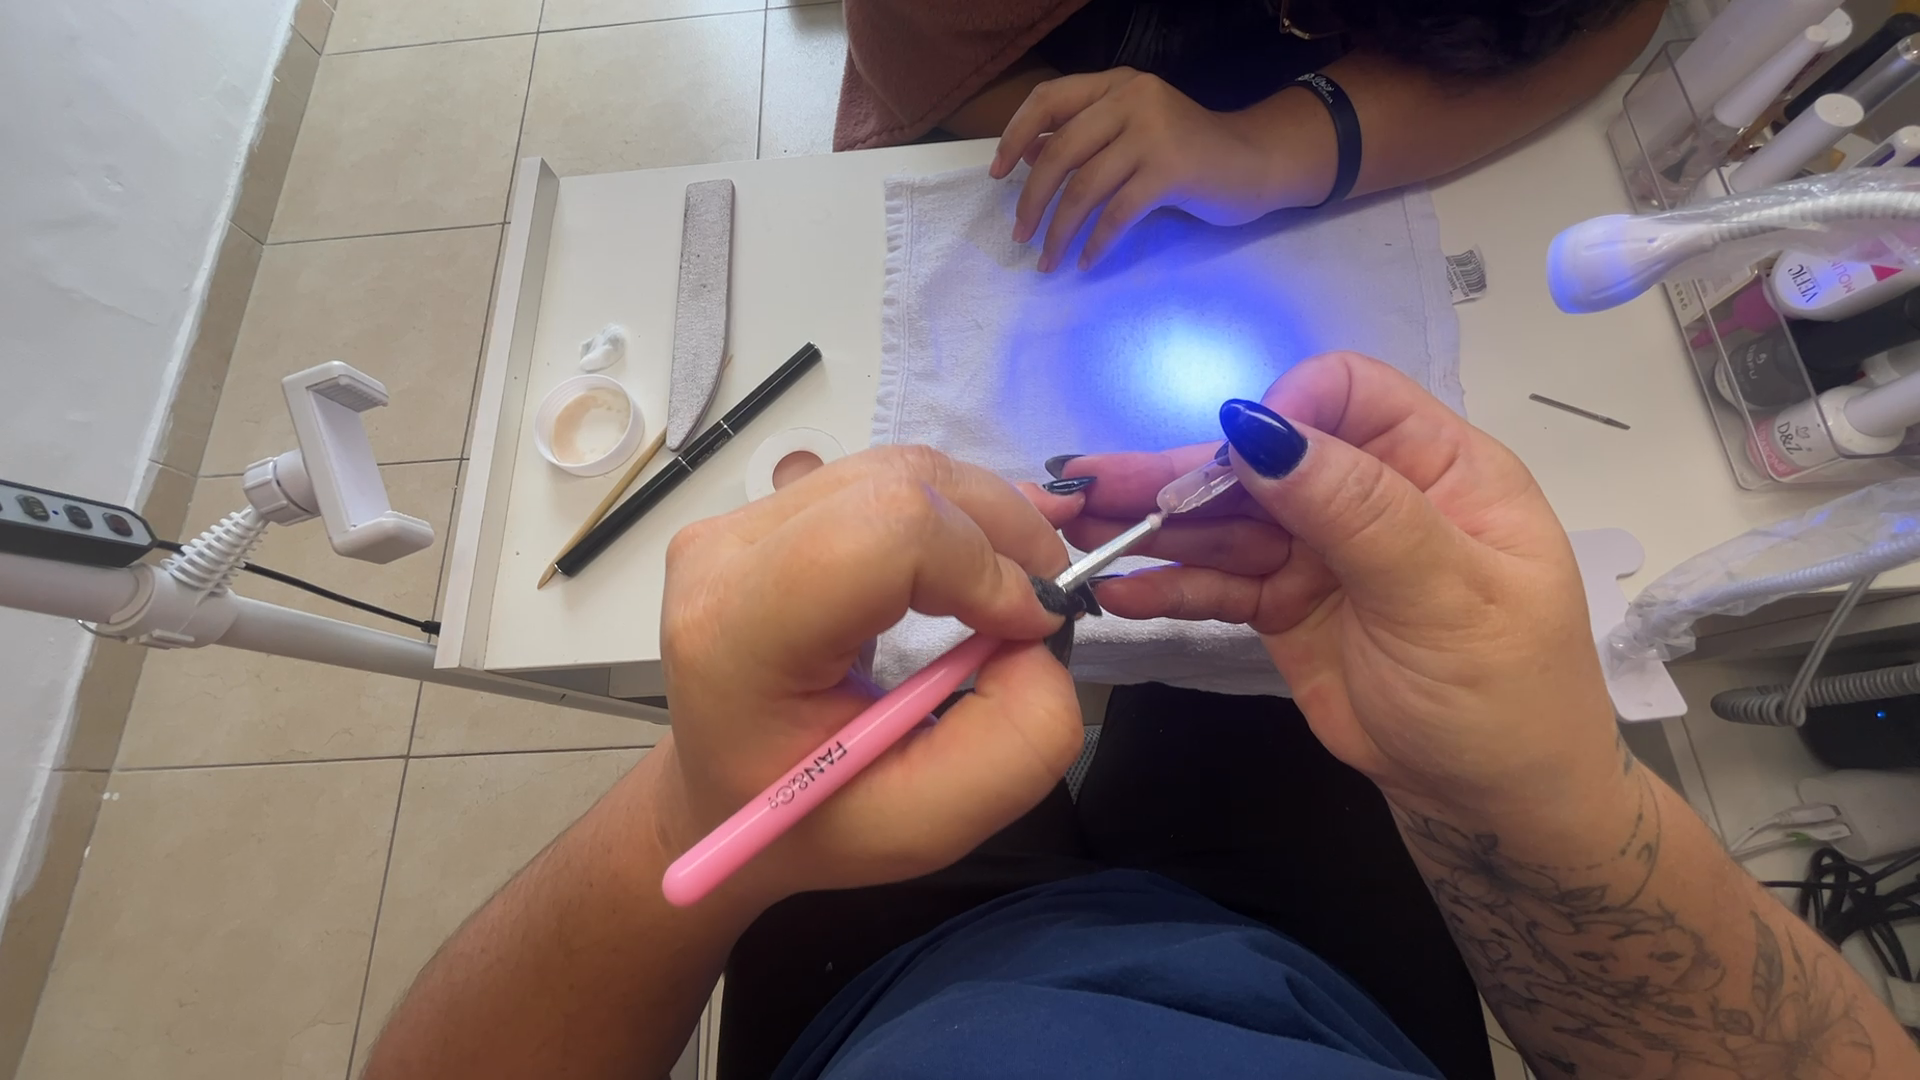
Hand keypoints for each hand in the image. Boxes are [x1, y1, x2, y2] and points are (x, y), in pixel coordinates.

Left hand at [652, 446, 1087, 906]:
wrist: (725, 790)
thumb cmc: (807, 822)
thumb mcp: (926, 825)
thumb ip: (1019, 738)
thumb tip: (1039, 628)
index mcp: (739, 632)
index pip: (883, 533)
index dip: (981, 564)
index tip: (1030, 626)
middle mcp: (725, 551)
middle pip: (900, 484)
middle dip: (1002, 530)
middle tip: (1043, 598)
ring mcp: (739, 519)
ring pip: (900, 470)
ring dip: (982, 516)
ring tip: (1015, 580)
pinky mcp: (768, 509)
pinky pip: (883, 479)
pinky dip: (951, 509)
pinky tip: (973, 554)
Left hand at [991, 68, 1308, 271]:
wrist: (1254, 163)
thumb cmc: (1185, 155)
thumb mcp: (1129, 136)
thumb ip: (1084, 141)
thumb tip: (1026, 157)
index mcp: (1116, 84)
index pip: (1048, 99)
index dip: (1015, 136)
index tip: (996, 176)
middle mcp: (1132, 98)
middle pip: (1059, 152)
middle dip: (1031, 201)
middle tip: (1020, 237)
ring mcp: (1153, 132)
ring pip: (1084, 188)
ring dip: (1058, 233)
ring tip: (1047, 262)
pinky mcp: (1171, 170)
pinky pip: (1116, 214)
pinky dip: (1096, 244)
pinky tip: (1085, 263)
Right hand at [1056, 353, 1622, 813]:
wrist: (1483, 799)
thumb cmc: (1499, 697)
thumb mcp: (1444, 598)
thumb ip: (1357, 510)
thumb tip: (1261, 431)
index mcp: (1433, 468)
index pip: (1347, 397)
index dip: (1284, 413)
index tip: (1232, 456)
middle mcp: (1362, 496)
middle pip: (1258, 463)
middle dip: (1176, 474)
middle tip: (1091, 484)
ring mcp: (1313, 551)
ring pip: (1222, 524)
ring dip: (1152, 528)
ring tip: (1079, 531)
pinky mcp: (1276, 602)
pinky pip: (1214, 584)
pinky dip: (1167, 587)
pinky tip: (1119, 591)